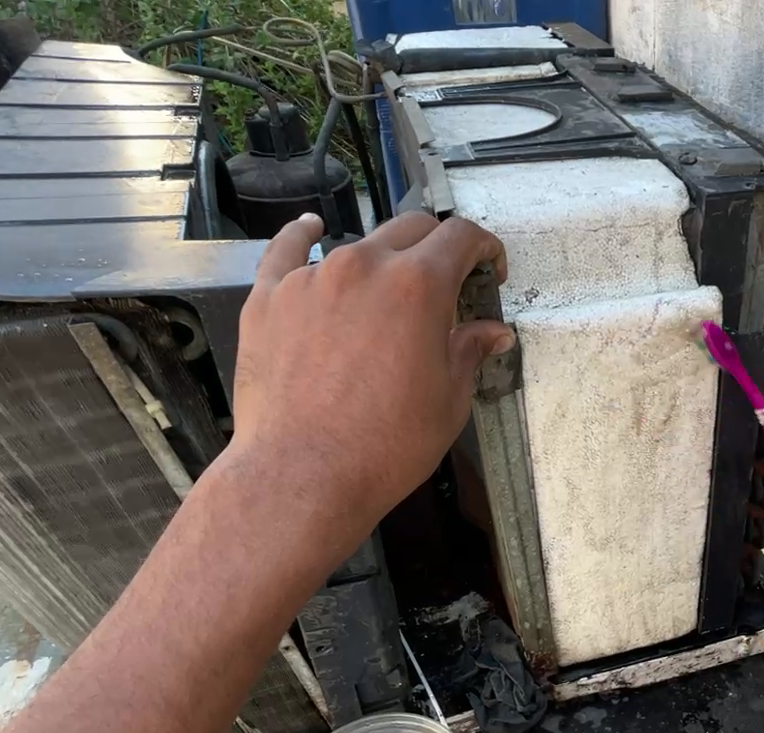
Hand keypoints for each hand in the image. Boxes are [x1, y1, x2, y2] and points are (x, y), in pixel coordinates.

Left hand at [227, 211, 511, 522]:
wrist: (305, 473)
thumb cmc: (390, 444)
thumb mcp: (449, 402)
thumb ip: (470, 353)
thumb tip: (494, 332)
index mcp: (418, 286)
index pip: (461, 237)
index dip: (485, 248)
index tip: (492, 271)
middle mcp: (365, 265)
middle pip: (411, 229)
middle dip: (440, 248)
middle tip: (449, 284)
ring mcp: (312, 277)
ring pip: (357, 244)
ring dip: (385, 260)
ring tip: (389, 291)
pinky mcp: (269, 296)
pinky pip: (287, 251)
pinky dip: (305, 237)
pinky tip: (311, 230)